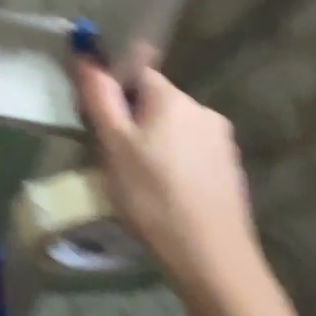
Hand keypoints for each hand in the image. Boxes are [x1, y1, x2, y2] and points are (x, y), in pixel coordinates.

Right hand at [72, 56, 259, 289]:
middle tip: (110, 154)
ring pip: (172, 128)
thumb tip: (86, 55)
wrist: (212, 260)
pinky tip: (162, 192)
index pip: (135, 73)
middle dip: (131, 119)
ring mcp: (221, 143)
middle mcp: (204, 111)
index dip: (111, 91)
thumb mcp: (113, 145)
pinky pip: (190, 152)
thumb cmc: (152, 197)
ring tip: (135, 178)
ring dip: (152, 142)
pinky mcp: (230, 171)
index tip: (96, 121)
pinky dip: (172, 163)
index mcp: (174, 99)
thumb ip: (99, 96)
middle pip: (154, 101)